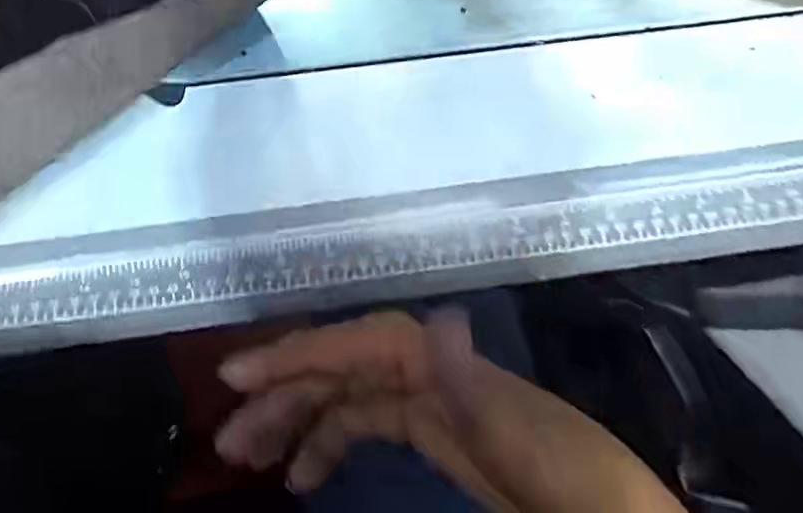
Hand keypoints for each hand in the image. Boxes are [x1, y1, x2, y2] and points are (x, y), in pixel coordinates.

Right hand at [214, 310, 684, 512]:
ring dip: (292, 422)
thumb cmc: (573, 480)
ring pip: (337, 396)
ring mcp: (419, 397)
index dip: (287, 356)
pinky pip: (358, 424)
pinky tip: (301, 473)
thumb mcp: (523, 442)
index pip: (343, 346)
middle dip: (277, 397)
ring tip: (249, 457)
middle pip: (331, 370)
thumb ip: (473, 389)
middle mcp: (415, 365)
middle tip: (229, 437)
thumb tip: (437, 323)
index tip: (234, 376)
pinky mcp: (424, 430)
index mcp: (427, 357)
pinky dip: (325, 443)